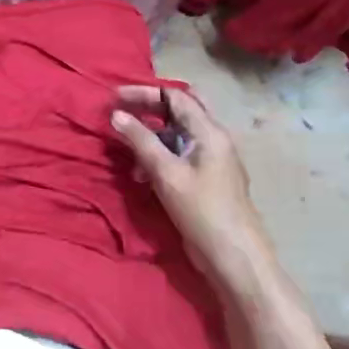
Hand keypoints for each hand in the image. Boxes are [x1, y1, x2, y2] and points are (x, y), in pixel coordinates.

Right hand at [111, 86, 264, 284]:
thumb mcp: (166, 173)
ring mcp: (210, 159)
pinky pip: (178, 156)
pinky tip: (141, 176)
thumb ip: (140, 140)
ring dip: (150, 138)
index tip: (114, 99)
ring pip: (176, 135)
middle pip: (178, 111)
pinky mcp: (204, 178)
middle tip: (122, 115)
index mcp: (209, 131)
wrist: (233, 255)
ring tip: (127, 154)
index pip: (175, 97)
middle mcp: (212, 139)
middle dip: (148, 110)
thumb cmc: (201, 210)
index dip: (143, 94)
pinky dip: (157, 157)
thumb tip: (117, 114)